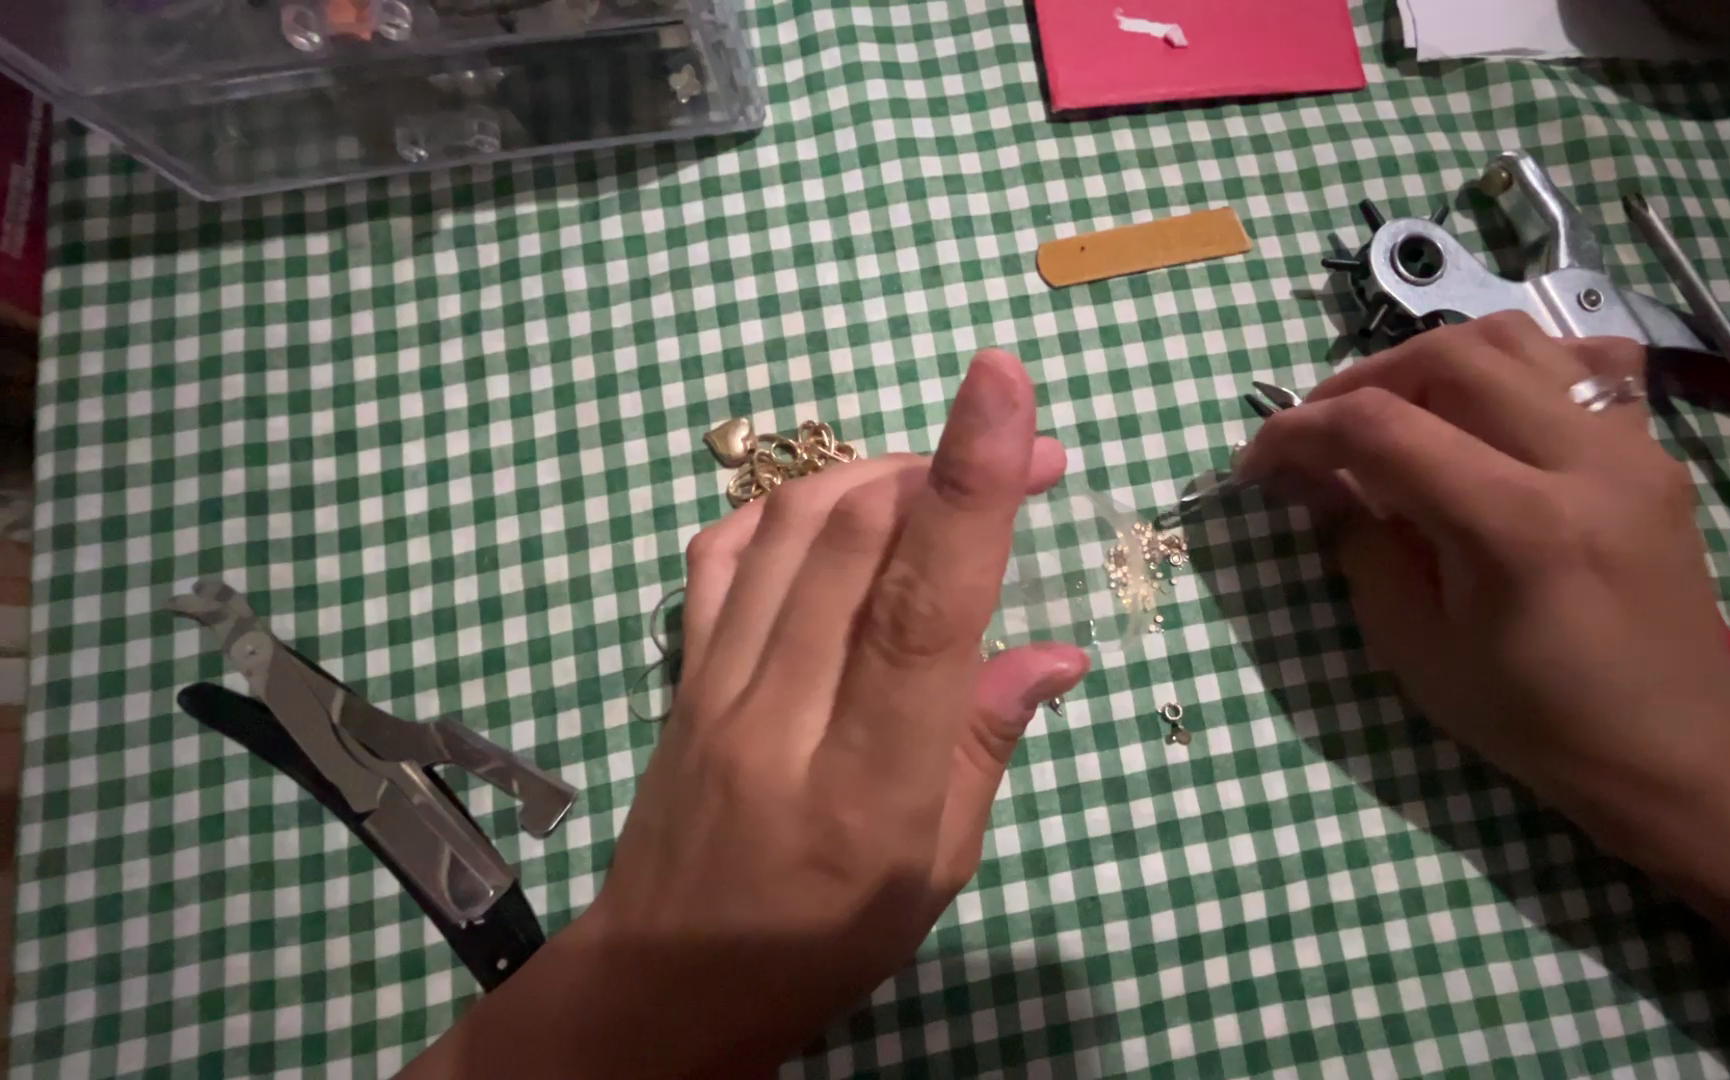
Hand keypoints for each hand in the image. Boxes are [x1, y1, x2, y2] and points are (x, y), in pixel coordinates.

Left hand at [401, 350, 1086, 1078]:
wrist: (665, 981)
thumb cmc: (822, 938)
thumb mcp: (937, 867)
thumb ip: (987, 744)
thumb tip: (1058, 651)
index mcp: (867, 779)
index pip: (921, 610)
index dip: (968, 490)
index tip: (1004, 390)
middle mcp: (780, 711)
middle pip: (853, 540)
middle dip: (945, 463)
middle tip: (1024, 445)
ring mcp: (713, 680)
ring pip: (789, 526)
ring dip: (879, 473)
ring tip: (942, 477)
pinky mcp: (679, 667)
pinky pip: (725, 550)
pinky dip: (791, 505)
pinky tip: (839, 511)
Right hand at [1238, 313, 1729, 815]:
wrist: (1673, 747)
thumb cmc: (1528, 715)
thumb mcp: (1412, 645)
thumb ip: (1359, 544)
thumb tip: (1314, 479)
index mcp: (1515, 527)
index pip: (1380, 430)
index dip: (1297, 432)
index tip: (1255, 462)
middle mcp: (1582, 461)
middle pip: (1446, 357)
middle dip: (1354, 385)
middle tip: (1315, 432)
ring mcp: (1630, 445)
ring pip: (1512, 338)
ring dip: (1422, 361)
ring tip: (1384, 411)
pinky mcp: (1650, 449)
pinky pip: (1573, 362)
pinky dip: (1502, 365)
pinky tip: (1474, 408)